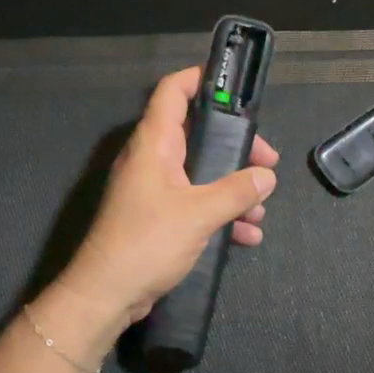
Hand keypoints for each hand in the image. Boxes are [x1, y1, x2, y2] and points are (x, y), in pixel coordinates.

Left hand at [50, 67, 279, 341]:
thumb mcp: (199, 214)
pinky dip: (220, 214)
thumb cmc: (148, 242)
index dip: (201, 79)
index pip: (173, 92)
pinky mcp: (157, 218)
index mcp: (154, 144)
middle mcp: (152, 159)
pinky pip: (195, 204)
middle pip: (197, 134)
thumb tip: (266, 176)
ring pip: (200, 173)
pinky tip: (246, 235)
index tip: (235, 86)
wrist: (107, 293)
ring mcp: (153, 189)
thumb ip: (236, 191)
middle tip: (267, 162)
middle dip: (235, 146)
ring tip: (262, 207)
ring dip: (232, 187)